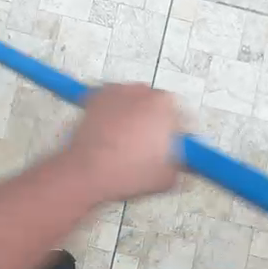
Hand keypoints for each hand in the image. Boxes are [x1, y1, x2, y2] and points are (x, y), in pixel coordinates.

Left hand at [58, 84, 182, 202]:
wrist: (86, 172)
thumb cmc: (127, 173)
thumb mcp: (167, 178)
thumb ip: (180, 164)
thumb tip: (179, 160)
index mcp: (164, 105)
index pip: (182, 116)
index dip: (179, 134)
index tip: (174, 147)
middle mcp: (142, 90)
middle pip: (157, 104)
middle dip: (156, 121)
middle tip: (149, 145)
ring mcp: (116, 90)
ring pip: (134, 101)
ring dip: (134, 114)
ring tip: (126, 140)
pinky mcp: (95, 95)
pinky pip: (112, 102)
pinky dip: (113, 112)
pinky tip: (110, 132)